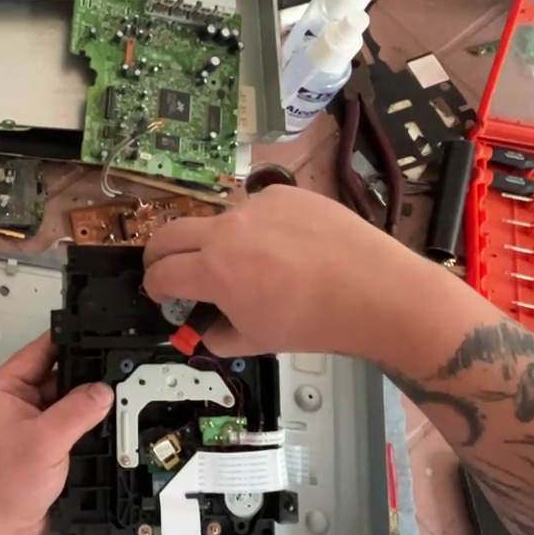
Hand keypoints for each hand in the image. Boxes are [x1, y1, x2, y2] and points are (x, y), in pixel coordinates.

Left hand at [0, 334, 112, 534]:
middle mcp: (16, 399)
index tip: (99, 334)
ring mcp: (29, 420)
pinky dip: (84, 423)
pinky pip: (68, 422)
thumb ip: (77, 411)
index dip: (71, 340)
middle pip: (58, 373)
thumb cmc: (0, 484)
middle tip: (115, 372)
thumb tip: (103, 391)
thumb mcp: (45, 441)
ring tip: (113, 398)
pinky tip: (103, 423)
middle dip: (85, 375)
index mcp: (6, 386)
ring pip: (66, 399)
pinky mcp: (41, 441)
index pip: (42, 349)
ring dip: (86, 402)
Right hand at [143, 185, 481, 362]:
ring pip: (214, 220)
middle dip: (159, 256)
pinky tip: (283, 247)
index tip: (159, 294)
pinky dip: (254, 227)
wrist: (380, 292)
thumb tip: (201, 328)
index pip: (160, 273)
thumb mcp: (257, 341)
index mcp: (214, 270)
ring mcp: (255, 205)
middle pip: (168, 234)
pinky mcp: (283, 193)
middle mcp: (226, 230)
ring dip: (210, 242)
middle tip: (168, 271)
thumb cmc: (317, 323)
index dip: (153, 287)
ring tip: (243, 264)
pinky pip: (254, 208)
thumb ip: (216, 335)